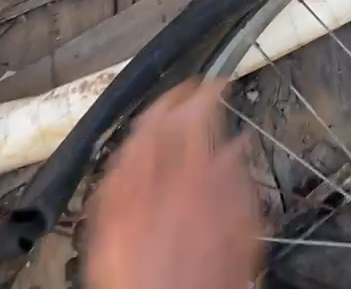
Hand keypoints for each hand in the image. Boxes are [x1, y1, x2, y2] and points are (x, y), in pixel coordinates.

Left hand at [82, 79, 263, 288]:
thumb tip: (237, 144)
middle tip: (191, 88)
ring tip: (164, 111)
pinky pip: (111, 175)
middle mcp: (157, 183)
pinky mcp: (105, 224)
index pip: (198, 115)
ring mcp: (126, 202)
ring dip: (150, 119)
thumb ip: (239, 180)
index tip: (220, 82)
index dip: (209, 91)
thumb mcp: (245, 228)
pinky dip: (126, 153)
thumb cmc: (215, 277)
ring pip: (132, 143)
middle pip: (159, 121)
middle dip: (176, 96)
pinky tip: (134, 150)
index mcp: (196, 179)